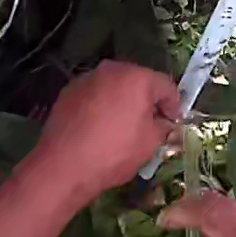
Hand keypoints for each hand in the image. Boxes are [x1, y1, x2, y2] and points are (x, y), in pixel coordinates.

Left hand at [22, 60, 178, 204]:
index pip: (166, 86)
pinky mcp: (69, 91)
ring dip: (122, 101)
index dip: (173, 106)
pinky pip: (94, 94)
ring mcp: (88, 78)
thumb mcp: (150, 143)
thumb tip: (164, 123)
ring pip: (115, 86)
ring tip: (120, 127)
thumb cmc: (113, 152)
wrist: (62, 166)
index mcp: (138, 77)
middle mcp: (113, 70)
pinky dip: (100, 105)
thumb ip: (164, 127)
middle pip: (139, 81)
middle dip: (147, 100)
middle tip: (149, 124)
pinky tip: (97, 128)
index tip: (172, 123)